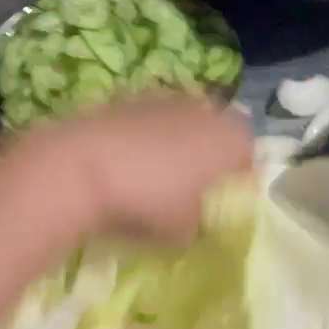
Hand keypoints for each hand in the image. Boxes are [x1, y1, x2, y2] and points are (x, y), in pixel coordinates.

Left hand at [16, 97, 252, 241]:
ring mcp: (161, 98)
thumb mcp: (182, 231)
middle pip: (214, 130)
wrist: (81, 168)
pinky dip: (141, 139)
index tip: (223, 201)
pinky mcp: (123, 97)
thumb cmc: (147, 201)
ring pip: (178, 121)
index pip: (248, 154)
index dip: (238, 178)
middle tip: (191, 188)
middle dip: (206, 155)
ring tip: (154, 177)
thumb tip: (192, 220)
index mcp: (228, 139)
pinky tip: (124, 166)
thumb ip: (197, 223)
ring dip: (173, 143)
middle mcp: (201, 109)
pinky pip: (144, 122)